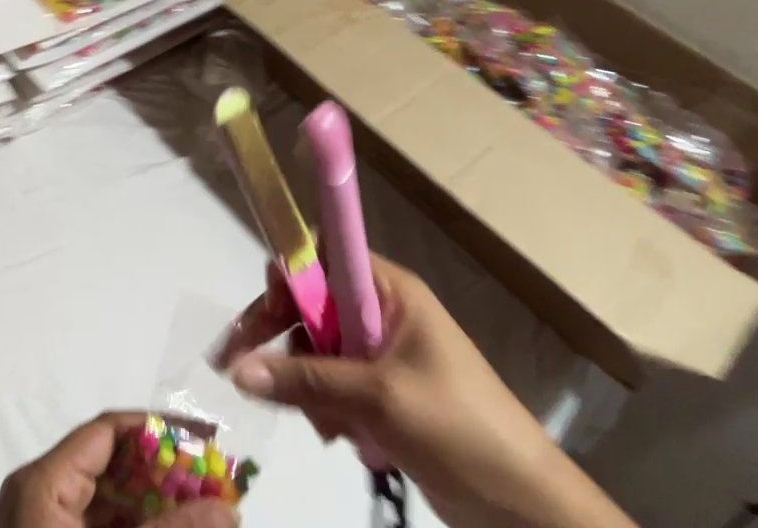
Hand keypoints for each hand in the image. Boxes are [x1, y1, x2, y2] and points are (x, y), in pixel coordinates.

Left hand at [0, 412, 236, 527]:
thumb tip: (228, 509)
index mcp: (45, 481)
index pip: (107, 431)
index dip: (158, 428)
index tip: (205, 438)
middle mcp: (43, 492)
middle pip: (111, 463)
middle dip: (165, 470)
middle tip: (214, 479)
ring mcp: (47, 522)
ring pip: (111, 497)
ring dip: (157, 501)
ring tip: (205, 508)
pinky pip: (102, 523)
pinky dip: (138, 525)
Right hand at [214, 256, 635, 527]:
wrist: (521, 503)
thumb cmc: (458, 428)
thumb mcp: (378, 399)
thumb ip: (305, 381)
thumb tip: (236, 371)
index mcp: (391, 291)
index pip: (325, 255)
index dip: (290, 274)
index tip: (266, 312)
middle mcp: (382, 313)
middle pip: (311, 305)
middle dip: (285, 341)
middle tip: (242, 367)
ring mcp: (382, 354)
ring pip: (316, 350)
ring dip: (308, 386)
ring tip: (328, 427)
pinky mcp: (382, 393)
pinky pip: (332, 385)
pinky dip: (326, 408)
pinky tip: (340, 437)